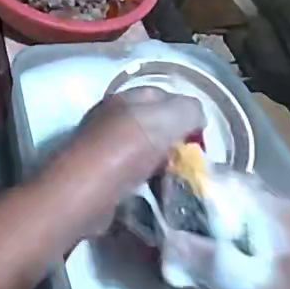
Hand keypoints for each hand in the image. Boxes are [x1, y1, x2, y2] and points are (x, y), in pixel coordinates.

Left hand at [44, 87, 204, 233]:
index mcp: (124, 98)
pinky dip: (149, 181)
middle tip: (193, 161)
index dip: (185, 112)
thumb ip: (187, 110)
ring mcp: (103, 145)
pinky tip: (160, 193)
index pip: (162, 96)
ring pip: (144, 150)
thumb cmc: (126, 147)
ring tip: (181, 180)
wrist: (87, 188)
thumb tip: (196, 116)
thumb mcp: (165, 118)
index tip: (201, 137)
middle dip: (175, 141)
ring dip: (163, 163)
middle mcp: (111, 117)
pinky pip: (133, 173)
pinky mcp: (100, 173)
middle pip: (152, 124)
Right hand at [159, 178, 289, 288]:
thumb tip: (163, 236)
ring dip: (210, 223)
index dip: (183, 180)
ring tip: (185, 241)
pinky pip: (249, 228)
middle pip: (225, 192)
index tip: (156, 195)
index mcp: (273, 207)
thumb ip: (203, 258)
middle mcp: (282, 207)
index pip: (217, 174)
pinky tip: (217, 259)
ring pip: (236, 212)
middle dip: (194, 204)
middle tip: (166, 222)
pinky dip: (228, 237)